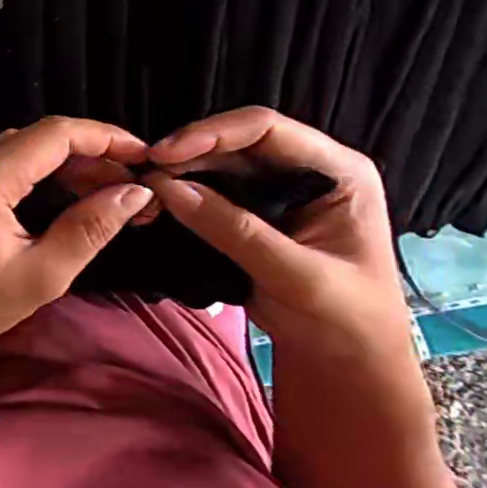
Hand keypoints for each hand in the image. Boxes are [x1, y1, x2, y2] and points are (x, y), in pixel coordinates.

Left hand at [0, 117, 154, 360]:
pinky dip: (42, 170)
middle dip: (93, 156)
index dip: (105, 137)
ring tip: (114, 196)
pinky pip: (5, 159)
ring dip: (70, 163)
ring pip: (24, 146)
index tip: (147, 156)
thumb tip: (136, 192)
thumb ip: (90, 227)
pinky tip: (74, 195)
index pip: (53, 134)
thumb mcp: (42, 274)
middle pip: (39, 137)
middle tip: (136, 190)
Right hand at [144, 106, 415, 360]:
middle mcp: (303, 170)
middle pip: (231, 142)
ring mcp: (272, 188)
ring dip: (175, 173)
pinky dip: (175, 192)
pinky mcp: (246, 208)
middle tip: (143, 173)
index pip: (266, 129)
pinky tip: (153, 202)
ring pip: (212, 162)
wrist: (343, 358)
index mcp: (337, 172)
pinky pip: (203, 187)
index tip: (163, 155)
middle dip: (184, 154)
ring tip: (143, 190)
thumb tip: (167, 188)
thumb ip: (235, 230)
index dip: (211, 134)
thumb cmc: (343, 318)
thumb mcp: (296, 276)